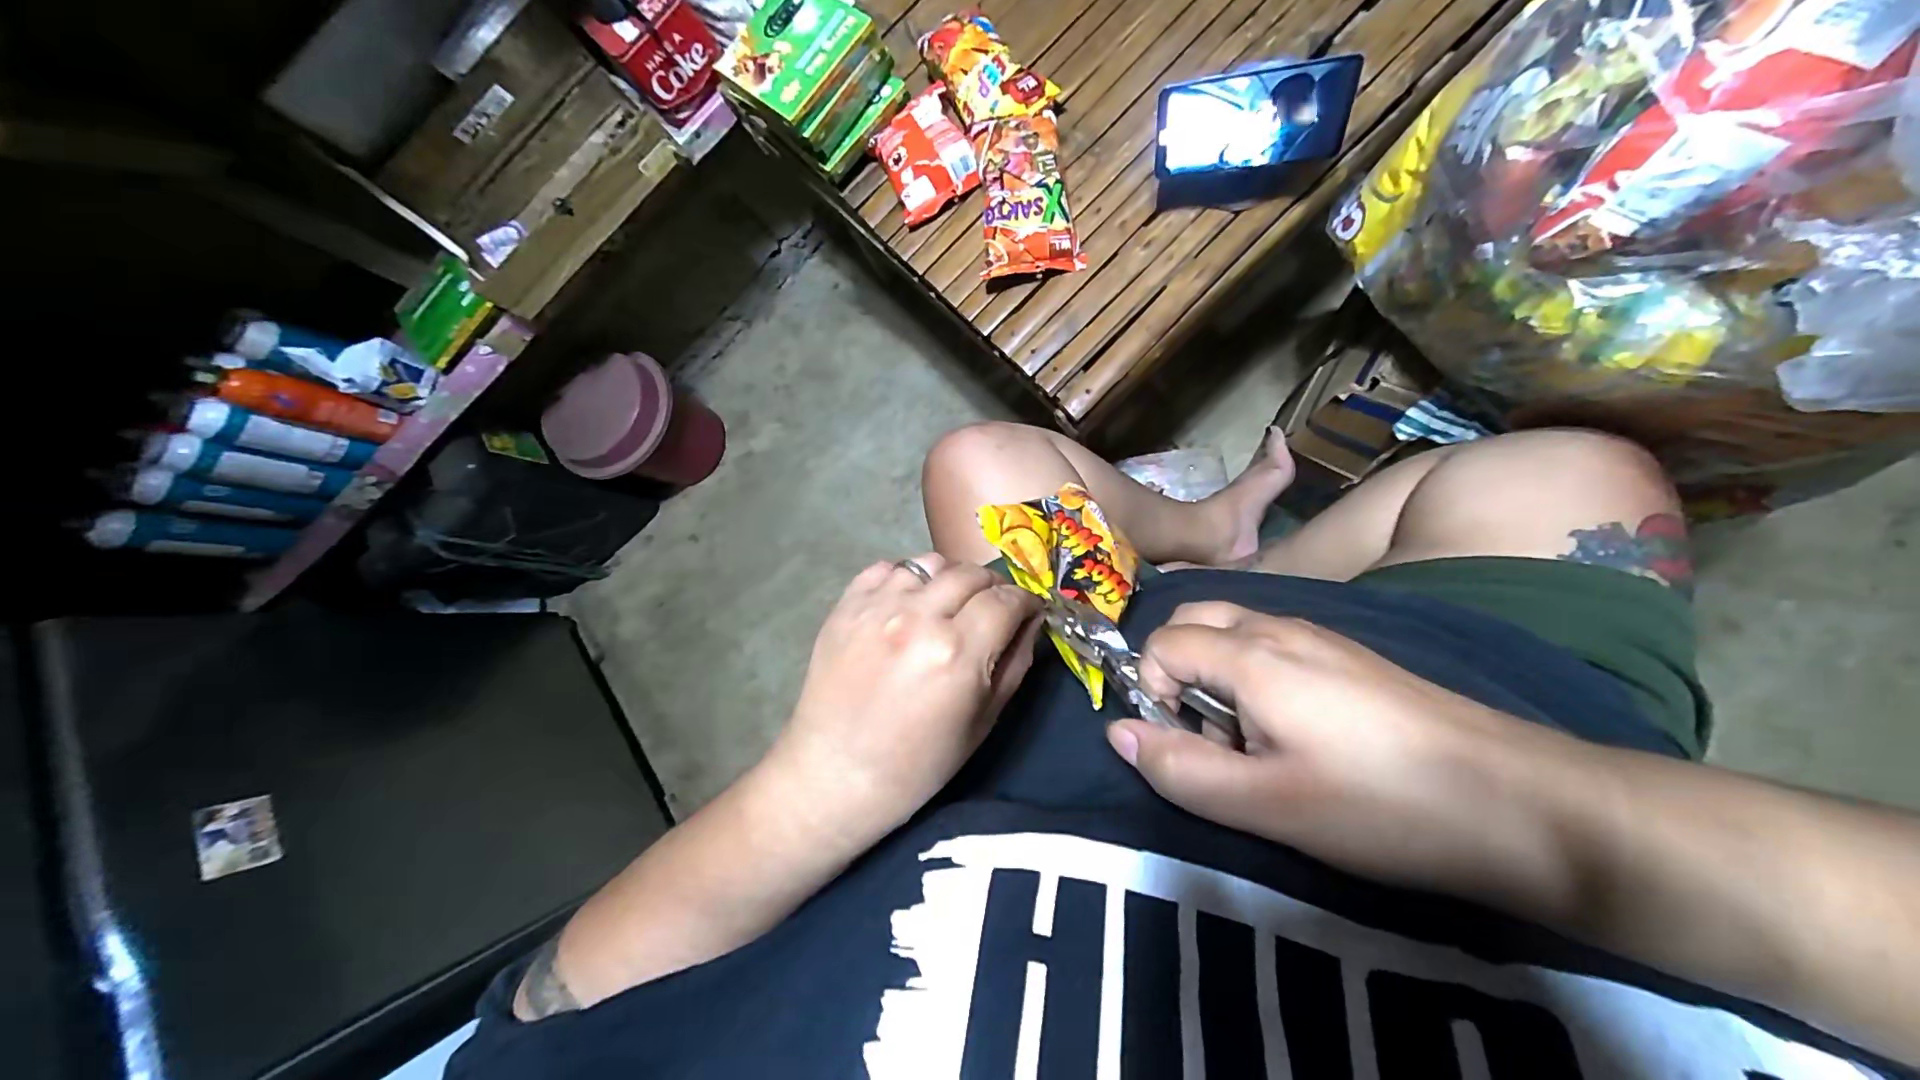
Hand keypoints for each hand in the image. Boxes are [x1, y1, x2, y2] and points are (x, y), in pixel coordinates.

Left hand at [768, 555, 1042, 844]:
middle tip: (992, 610)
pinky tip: (909, 604)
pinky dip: (908, 579)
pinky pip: (888, 568)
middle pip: (972, 574)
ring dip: (950, 579)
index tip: (1027, 612)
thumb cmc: (919, 762)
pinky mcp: (846, 605)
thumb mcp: (983, 721)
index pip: (1007, 600)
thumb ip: (1015, 662)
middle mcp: (918, 617)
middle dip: (992, 589)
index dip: (1025, 603)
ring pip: (931, 563)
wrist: (837, 773)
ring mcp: (877, 606)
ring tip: (948, 604)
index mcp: (957, 651)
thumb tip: (1032, 620)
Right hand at [1106, 602, 1582, 906]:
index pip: (1162, 643)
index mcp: (1253, 655)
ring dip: (1216, 675)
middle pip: (1195, 620)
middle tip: (1209, 731)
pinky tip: (1297, 732)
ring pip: (1234, 631)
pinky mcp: (1350, 656)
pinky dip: (1254, 676)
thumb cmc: (1380, 804)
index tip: (1185, 743)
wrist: (1522, 801)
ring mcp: (1320, 637)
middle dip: (1177, 669)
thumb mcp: (1266, 803)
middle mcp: (1280, 627)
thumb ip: (1180, 767)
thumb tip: (1117, 732)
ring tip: (1254, 740)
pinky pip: (1272, 645)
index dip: (1152, 691)